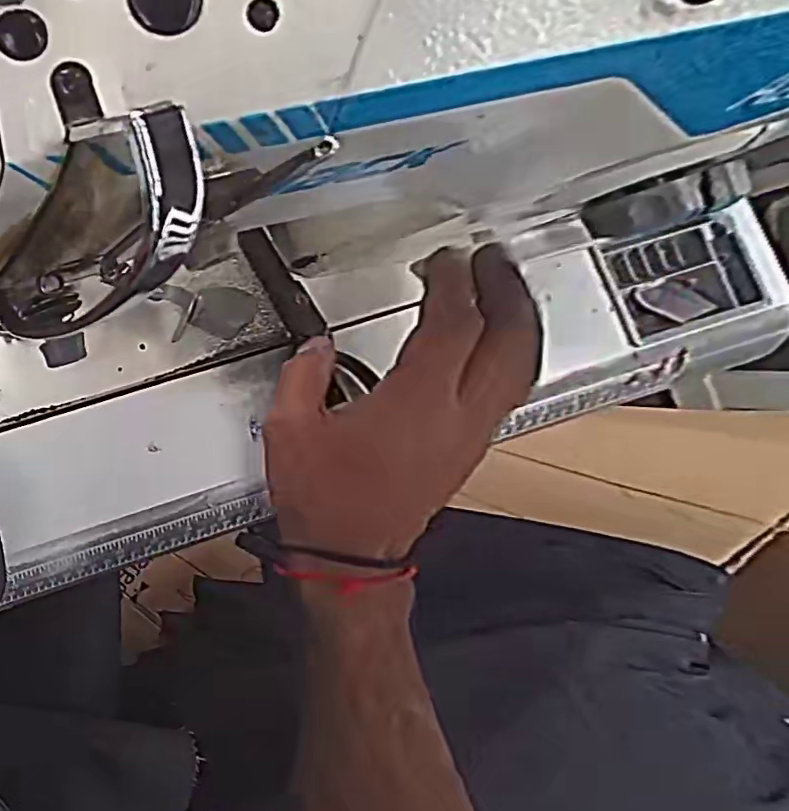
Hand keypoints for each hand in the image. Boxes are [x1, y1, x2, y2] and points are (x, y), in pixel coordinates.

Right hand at [263, 245, 541, 560]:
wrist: (350, 549)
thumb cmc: (321, 495)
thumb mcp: (288, 429)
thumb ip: (302, 377)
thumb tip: (317, 347)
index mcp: (414, 401)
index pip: (452, 325)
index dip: (452, 284)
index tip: (445, 261)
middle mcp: (459, 412)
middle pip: (510, 336)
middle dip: (506, 290)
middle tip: (489, 261)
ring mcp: (472, 430)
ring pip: (522, 362)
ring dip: (518, 319)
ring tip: (501, 293)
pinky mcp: (470, 446)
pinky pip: (508, 386)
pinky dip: (508, 351)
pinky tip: (489, 346)